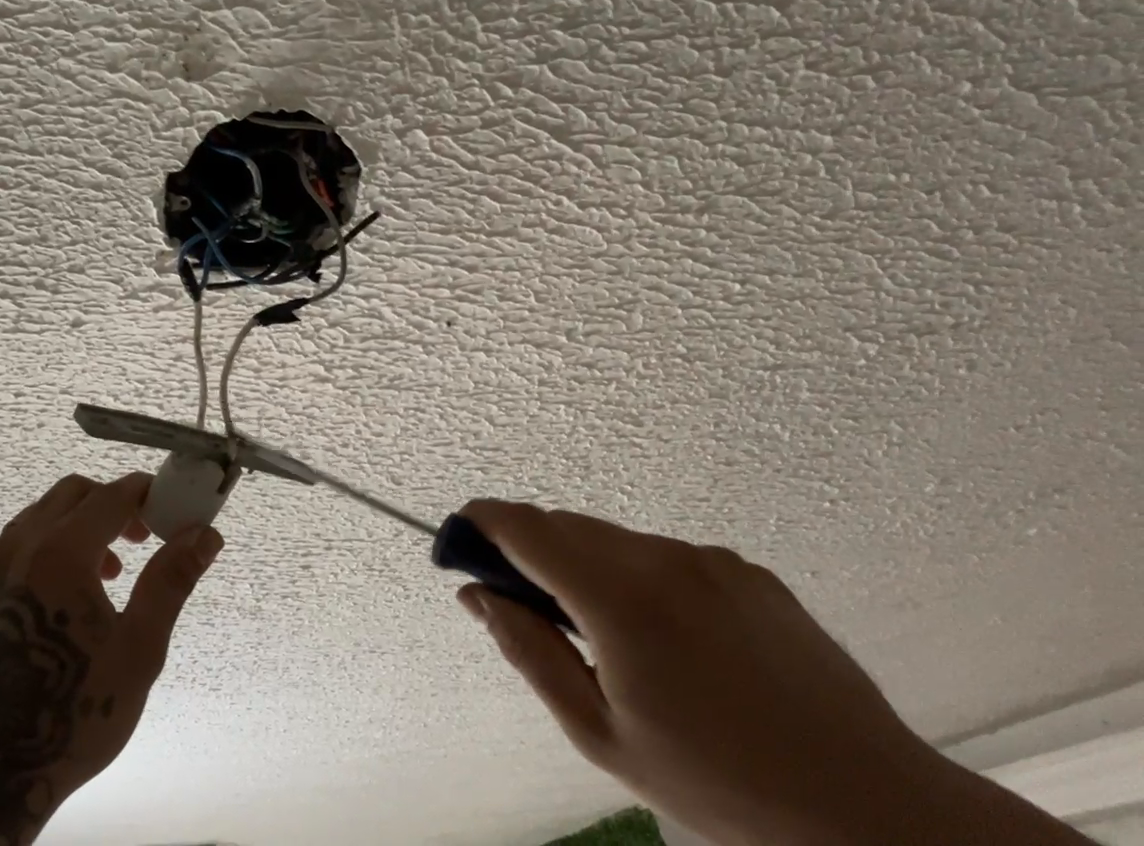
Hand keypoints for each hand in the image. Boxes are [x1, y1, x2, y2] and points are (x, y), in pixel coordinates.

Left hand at [0, 473, 223, 845]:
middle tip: (138, 541)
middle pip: (67, 495)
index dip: (145, 494)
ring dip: (74, 529)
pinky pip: (7, 557)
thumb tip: (205, 535)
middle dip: (109, 505)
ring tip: (103, 577)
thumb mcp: (139, 647)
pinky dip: (40, 556)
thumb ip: (170, 580)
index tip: (169, 510)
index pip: (110, 496)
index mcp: (59, 552)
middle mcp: (14, 550)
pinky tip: (56, 607)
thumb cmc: (77, 712)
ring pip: (33, 522)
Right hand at [454, 502, 1091, 845]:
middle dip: (529, 547)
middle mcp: (668, 561)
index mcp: (624, 601)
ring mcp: (714, 562)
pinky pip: (667, 555)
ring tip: (599, 632)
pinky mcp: (749, 573)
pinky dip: (638, 574)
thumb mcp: (599, 734)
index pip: (529, 529)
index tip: (458, 535)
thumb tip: (479, 596)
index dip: (483, 523)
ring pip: (617, 540)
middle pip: (569, 526)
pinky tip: (661, 635)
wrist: (868, 804)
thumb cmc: (720, 783)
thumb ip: (529, 652)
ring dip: (585, 563)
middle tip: (515, 594)